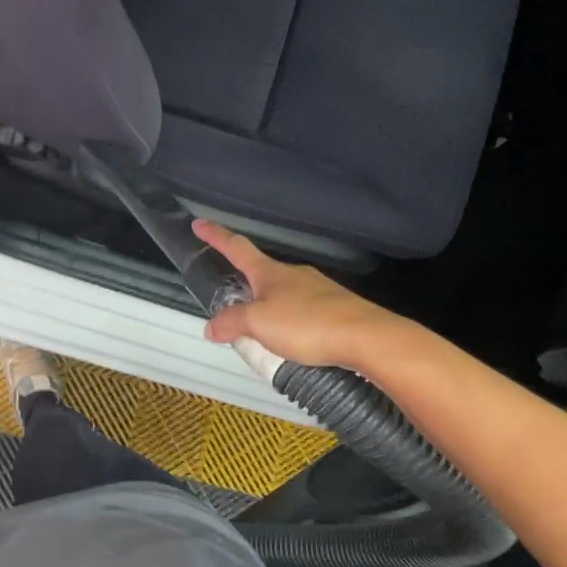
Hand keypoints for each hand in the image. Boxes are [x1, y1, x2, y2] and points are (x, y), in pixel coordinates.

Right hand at [193, 219, 412, 369]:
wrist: (368, 337)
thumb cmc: (307, 323)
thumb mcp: (258, 324)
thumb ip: (231, 322)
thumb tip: (211, 326)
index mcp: (269, 272)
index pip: (236, 247)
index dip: (215, 236)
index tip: (199, 223)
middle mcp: (293, 274)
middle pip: (261, 274)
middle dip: (245, 287)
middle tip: (233, 308)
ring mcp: (317, 290)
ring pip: (283, 295)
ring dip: (269, 309)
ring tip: (263, 335)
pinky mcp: (335, 308)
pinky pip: (303, 312)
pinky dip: (291, 323)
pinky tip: (293, 342)